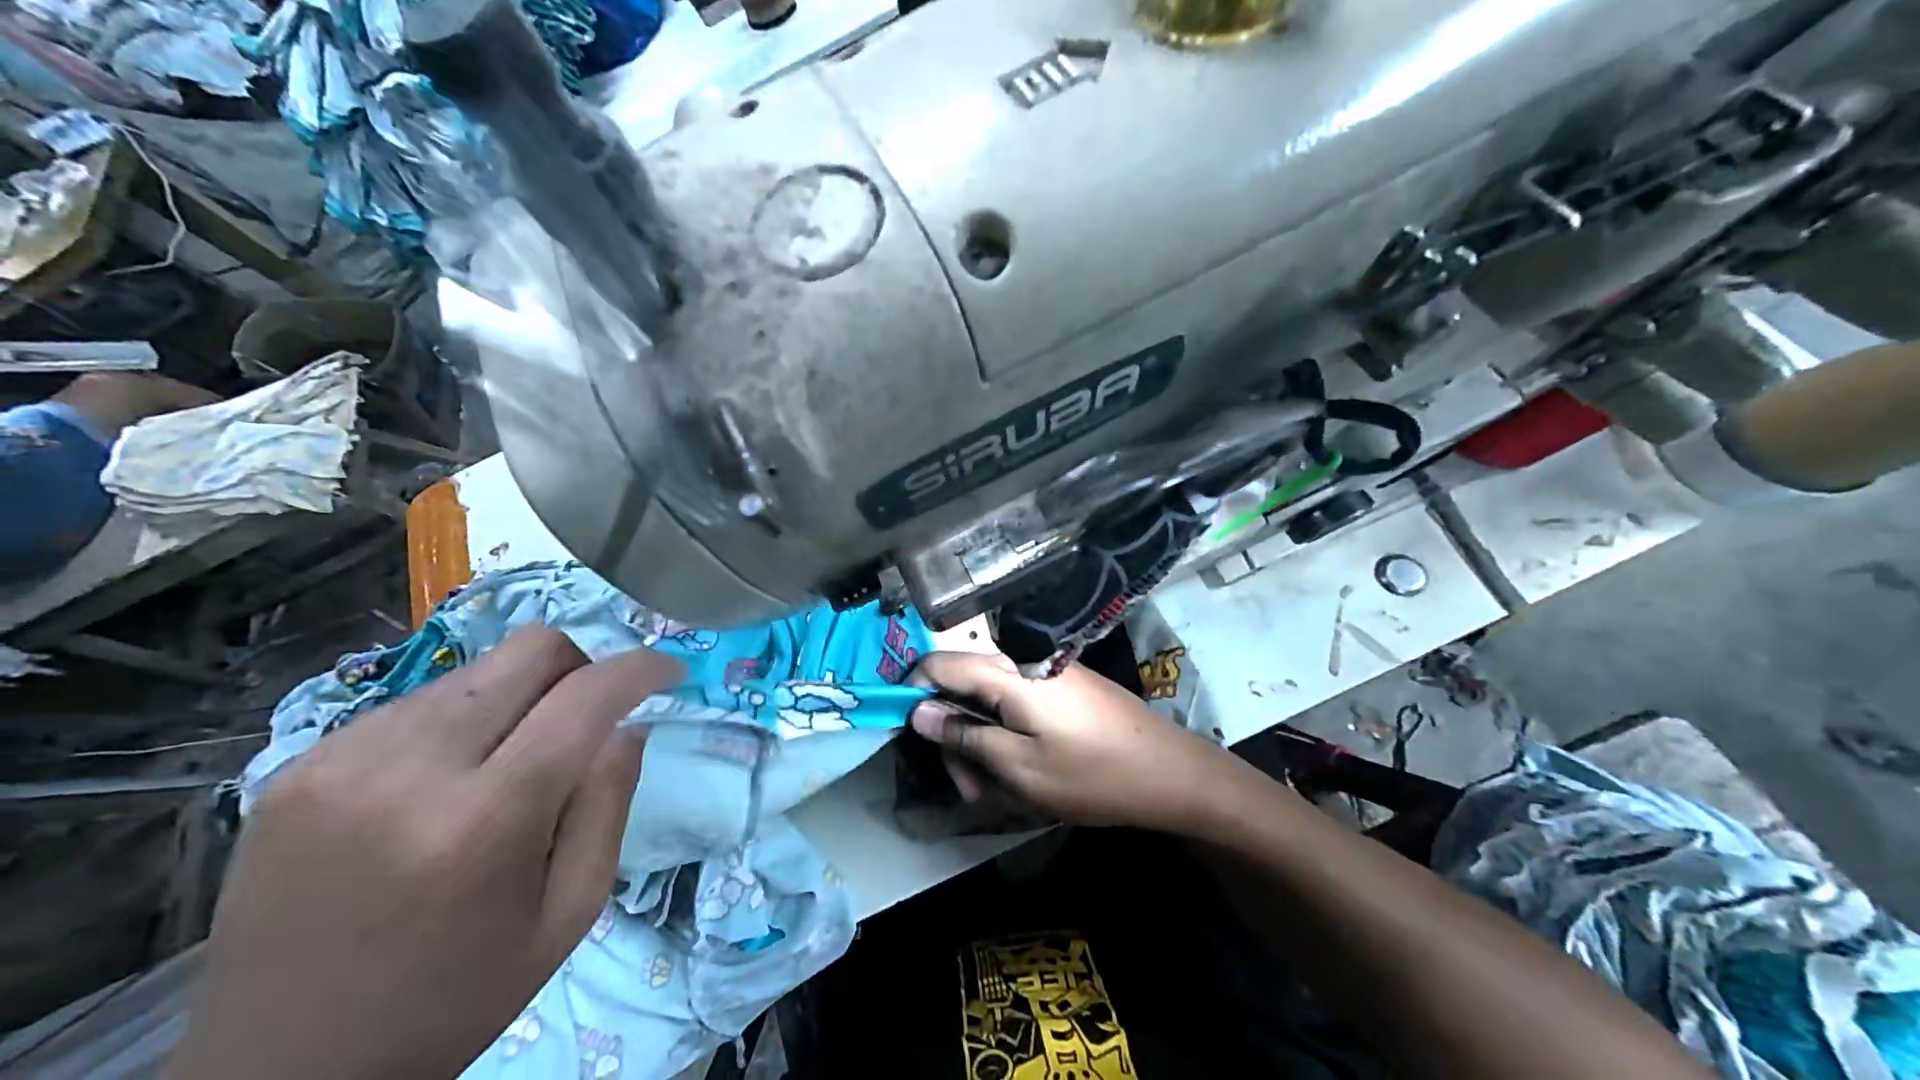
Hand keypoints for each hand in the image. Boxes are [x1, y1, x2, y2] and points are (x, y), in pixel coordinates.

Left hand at [168, 627, 682, 1079]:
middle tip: (590, 711)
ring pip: (474, 670)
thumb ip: (608, 804)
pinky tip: (445, 781)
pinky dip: (458, 721)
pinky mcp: (298, 765)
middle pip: (528, 650)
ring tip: (508, 760)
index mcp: (484, 820)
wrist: (282, 1069)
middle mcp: (408, 769)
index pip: (584, 697)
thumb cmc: (455, 996)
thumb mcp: (567, 913)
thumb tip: (627, 723)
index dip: (640, 668)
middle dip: (581, 664)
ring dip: (516, 697)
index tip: (669, 670)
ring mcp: (341, 759)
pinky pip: (414, 703)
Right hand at [908, 652, 1249, 833]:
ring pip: (989, 703)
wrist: (1171, 773)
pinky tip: (1019, 775)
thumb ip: (963, 734)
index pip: (938, 663)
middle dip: (955, 738)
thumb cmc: (1091, 774)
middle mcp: (1023, 662)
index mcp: (1009, 671)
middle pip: (963, 687)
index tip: (911, 737)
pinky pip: (1016, 707)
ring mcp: (1045, 675)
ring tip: (996, 795)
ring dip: (982, 746)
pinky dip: (1007, 739)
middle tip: (970, 790)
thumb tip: (916, 710)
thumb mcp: (1018, 766)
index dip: (913, 695)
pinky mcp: (1061, 690)